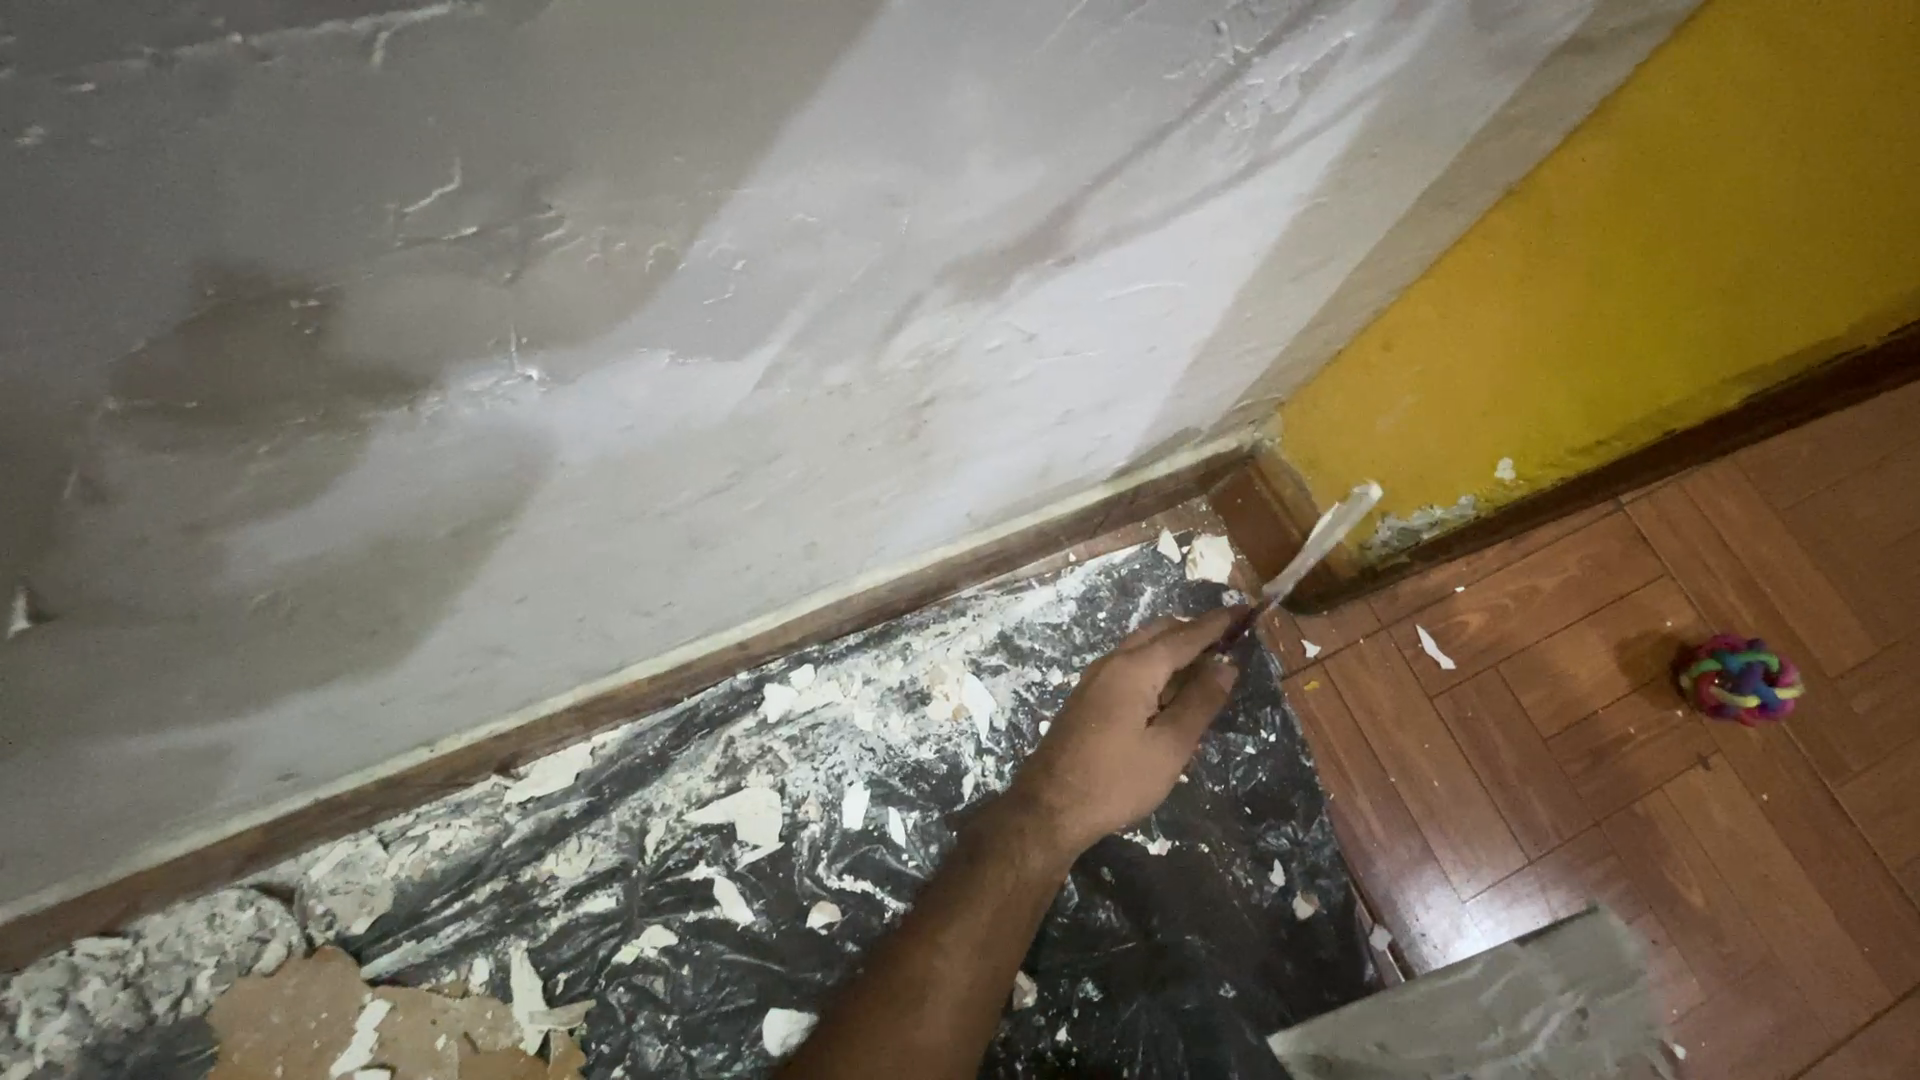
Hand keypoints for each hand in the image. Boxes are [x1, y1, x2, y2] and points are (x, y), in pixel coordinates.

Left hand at [1006, 607, 1245, 856]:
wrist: (1050, 806)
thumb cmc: (1116, 780)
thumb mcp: (1169, 747)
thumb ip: (1199, 702)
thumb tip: (1226, 666)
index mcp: (1134, 668)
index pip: (1185, 635)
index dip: (1217, 624)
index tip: (1244, 610)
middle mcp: (1112, 663)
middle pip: (1159, 634)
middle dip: (1194, 633)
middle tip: (1229, 642)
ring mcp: (1095, 680)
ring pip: (1141, 650)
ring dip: (1174, 652)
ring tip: (1207, 668)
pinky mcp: (1088, 698)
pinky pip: (1128, 669)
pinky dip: (1155, 670)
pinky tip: (1171, 695)